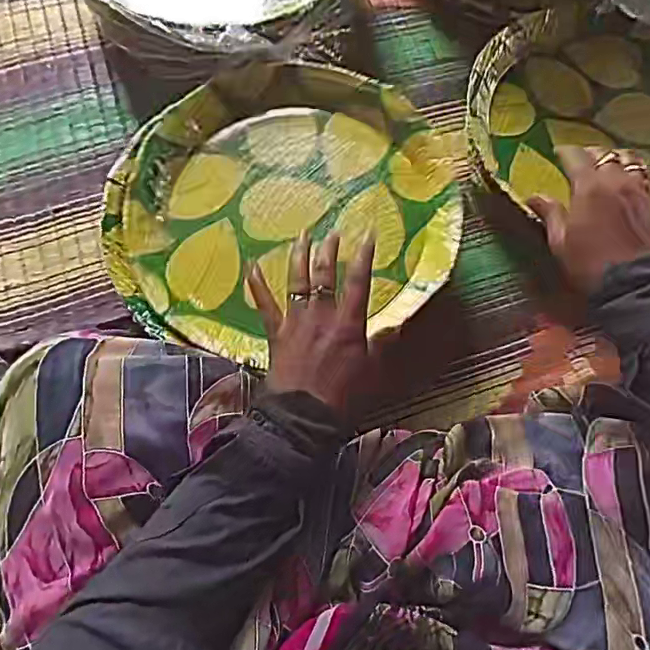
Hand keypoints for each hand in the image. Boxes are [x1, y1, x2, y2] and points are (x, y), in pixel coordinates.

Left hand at [247, 230, 378, 415]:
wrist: (304, 416)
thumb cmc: (343, 397)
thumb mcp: (372, 372)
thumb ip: (382, 346)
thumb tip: (396, 329)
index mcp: (348, 324)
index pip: (358, 282)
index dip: (363, 256)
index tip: (366, 235)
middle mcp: (322, 316)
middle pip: (325, 275)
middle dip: (329, 250)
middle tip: (332, 233)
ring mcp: (296, 323)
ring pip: (297, 282)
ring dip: (299, 256)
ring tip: (302, 236)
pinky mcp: (277, 334)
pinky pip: (265, 305)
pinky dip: (258, 285)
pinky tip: (253, 266)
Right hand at [527, 147, 649, 295]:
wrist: (634, 283)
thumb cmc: (590, 264)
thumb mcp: (561, 242)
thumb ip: (550, 214)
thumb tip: (534, 197)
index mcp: (589, 185)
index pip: (576, 156)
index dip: (565, 152)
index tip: (557, 153)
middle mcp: (616, 180)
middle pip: (604, 154)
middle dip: (590, 153)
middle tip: (580, 160)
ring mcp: (638, 190)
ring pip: (629, 160)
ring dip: (615, 158)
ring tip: (607, 165)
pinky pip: (644, 176)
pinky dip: (634, 171)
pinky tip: (628, 180)